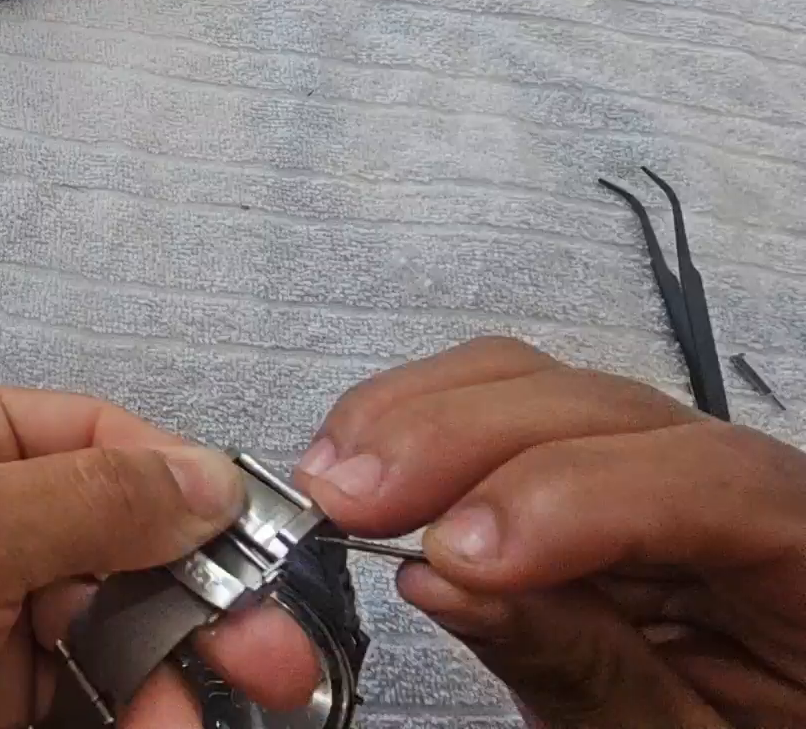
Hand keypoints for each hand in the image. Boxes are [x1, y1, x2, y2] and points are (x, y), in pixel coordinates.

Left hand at [0, 385, 317, 728]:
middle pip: (125, 531)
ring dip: (173, 671)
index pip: (97, 434)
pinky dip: (136, 711)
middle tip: (273, 663)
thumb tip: (209, 472)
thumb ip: (87, 496)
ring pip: (124, 617)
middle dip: (198, 592)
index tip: (259, 542)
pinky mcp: (7, 681)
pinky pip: (99, 683)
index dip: (179, 479)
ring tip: (185, 722)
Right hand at [296, 337, 805, 727]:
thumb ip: (580, 669)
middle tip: (349, 500)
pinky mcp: (553, 444)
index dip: (566, 501)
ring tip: (332, 479)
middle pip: (588, 403)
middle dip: (446, 443)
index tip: (452, 556)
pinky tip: (349, 458)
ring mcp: (637, 448)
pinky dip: (392, 416)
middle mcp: (738, 480)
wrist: (715, 724)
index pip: (711, 484)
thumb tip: (439, 585)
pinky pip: (468, 391)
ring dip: (400, 419)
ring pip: (514, 376)